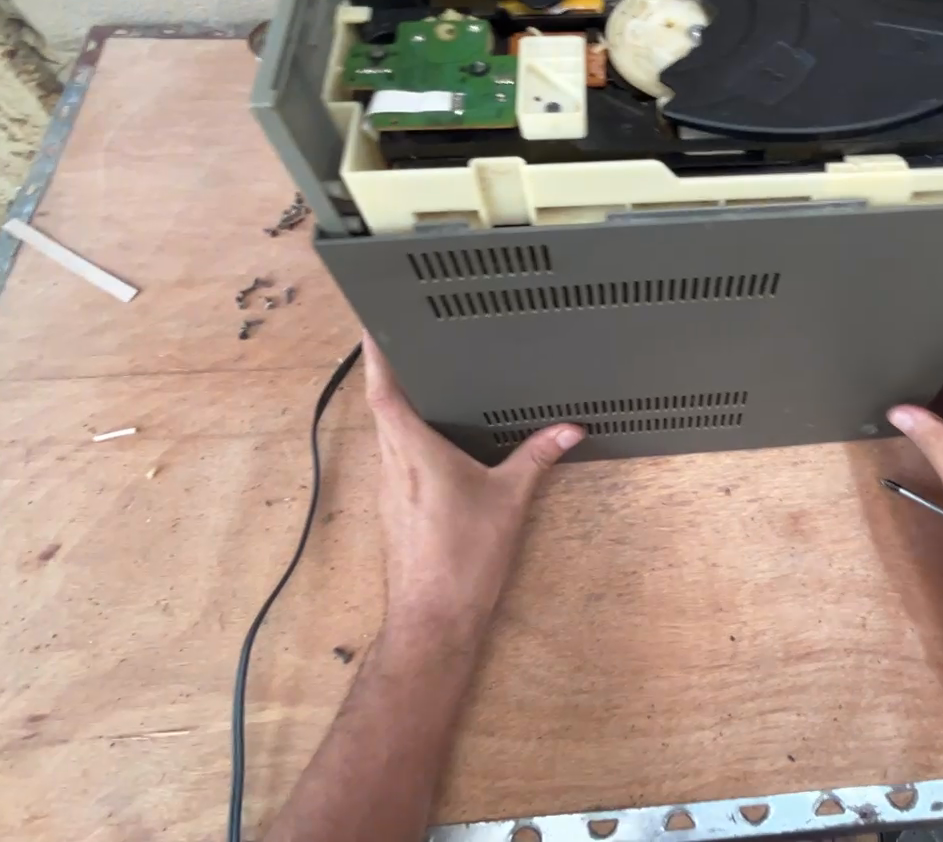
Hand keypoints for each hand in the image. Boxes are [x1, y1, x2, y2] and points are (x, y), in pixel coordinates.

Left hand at [363, 330, 582, 642]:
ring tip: (418, 376)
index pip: (385, 392)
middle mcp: (392, 463)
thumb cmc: (466, 554)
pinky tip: (429, 434)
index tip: (371, 325)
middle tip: (404, 338)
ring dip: (395, 403)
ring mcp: (388, 486)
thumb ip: (537, 456)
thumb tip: (571, 428)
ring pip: (385, 431)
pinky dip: (404, 432)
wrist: (434, 616)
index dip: (374, 356)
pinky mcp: (393, 505)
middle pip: (381, 406)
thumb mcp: (510, 499)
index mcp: (414, 452)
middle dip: (388, 371)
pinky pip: (393, 454)